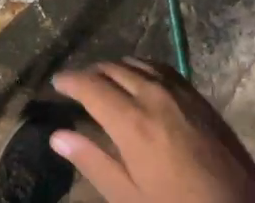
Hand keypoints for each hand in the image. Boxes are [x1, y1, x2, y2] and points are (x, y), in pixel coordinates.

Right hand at [49, 60, 254, 202]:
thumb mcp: (131, 197)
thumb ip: (94, 162)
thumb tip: (58, 136)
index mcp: (132, 121)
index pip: (91, 86)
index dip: (70, 81)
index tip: (56, 83)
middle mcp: (153, 95)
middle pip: (112, 69)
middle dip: (90, 74)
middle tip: (77, 87)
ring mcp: (179, 91)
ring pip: (137, 64)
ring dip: (115, 68)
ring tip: (104, 82)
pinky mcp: (198, 95)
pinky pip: (161, 68)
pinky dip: (141, 68)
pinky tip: (139, 81)